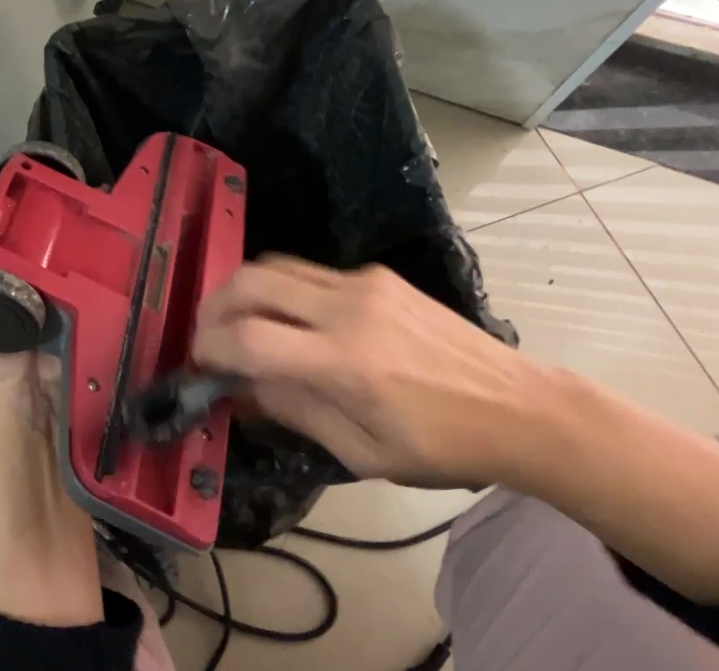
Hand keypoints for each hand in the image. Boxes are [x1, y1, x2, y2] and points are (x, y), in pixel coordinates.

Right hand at [192, 256, 554, 488]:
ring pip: (274, 266)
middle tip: (206, 337)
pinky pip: (309, 272)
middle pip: (250, 283)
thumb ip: (294, 411)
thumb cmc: (444, 446)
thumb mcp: (362, 453)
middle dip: (213, 307)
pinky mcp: (377, 276)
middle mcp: (347, 309)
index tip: (196, 363)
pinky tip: (290, 322)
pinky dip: (281, 290)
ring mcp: (363, 284)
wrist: (522, 407)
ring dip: (242, 292)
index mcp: (345, 363)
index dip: (208, 348)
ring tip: (236, 323)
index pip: (247, 339)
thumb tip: (238, 387)